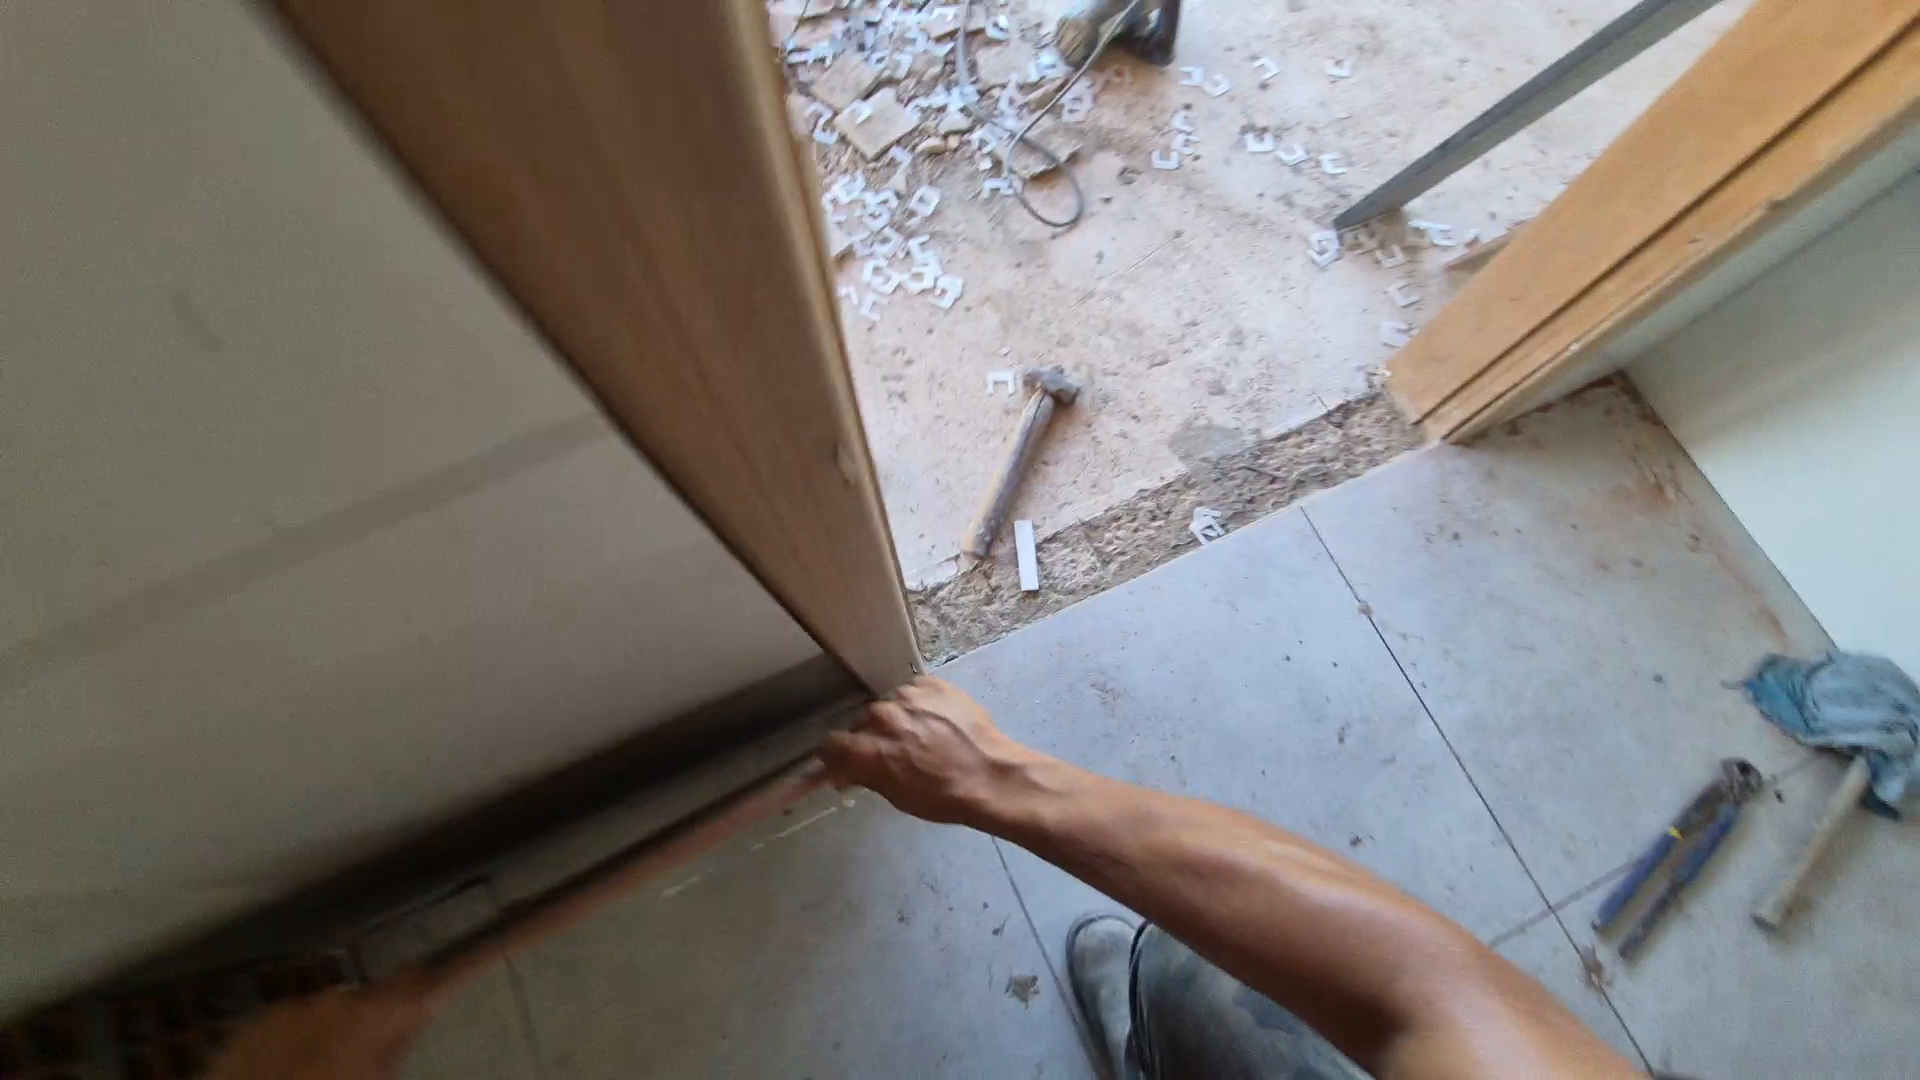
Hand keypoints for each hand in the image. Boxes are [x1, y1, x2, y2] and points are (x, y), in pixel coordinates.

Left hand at [204, 970, 438, 1079]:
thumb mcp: (379, 1079)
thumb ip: (397, 1045)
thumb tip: (418, 1012)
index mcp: (376, 1013)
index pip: (419, 976)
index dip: (425, 985)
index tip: (429, 996)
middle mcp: (340, 997)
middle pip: (367, 997)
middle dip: (367, 1020)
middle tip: (357, 1059)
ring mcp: (292, 1009)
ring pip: (325, 1011)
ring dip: (325, 1031)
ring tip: (311, 1070)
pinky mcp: (252, 1026)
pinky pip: (285, 1024)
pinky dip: (288, 1042)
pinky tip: (278, 1072)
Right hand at [822, 676, 1044, 824]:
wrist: (991, 774)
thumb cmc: (943, 797)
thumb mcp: (898, 796)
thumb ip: (867, 777)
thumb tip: (847, 771)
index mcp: (870, 748)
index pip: (831, 744)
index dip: (837, 756)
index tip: (845, 764)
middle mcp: (883, 715)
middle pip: (863, 722)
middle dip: (870, 738)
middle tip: (890, 753)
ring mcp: (909, 695)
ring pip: (889, 705)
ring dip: (895, 719)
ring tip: (918, 735)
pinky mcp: (932, 684)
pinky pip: (914, 692)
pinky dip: (918, 705)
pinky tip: (934, 720)